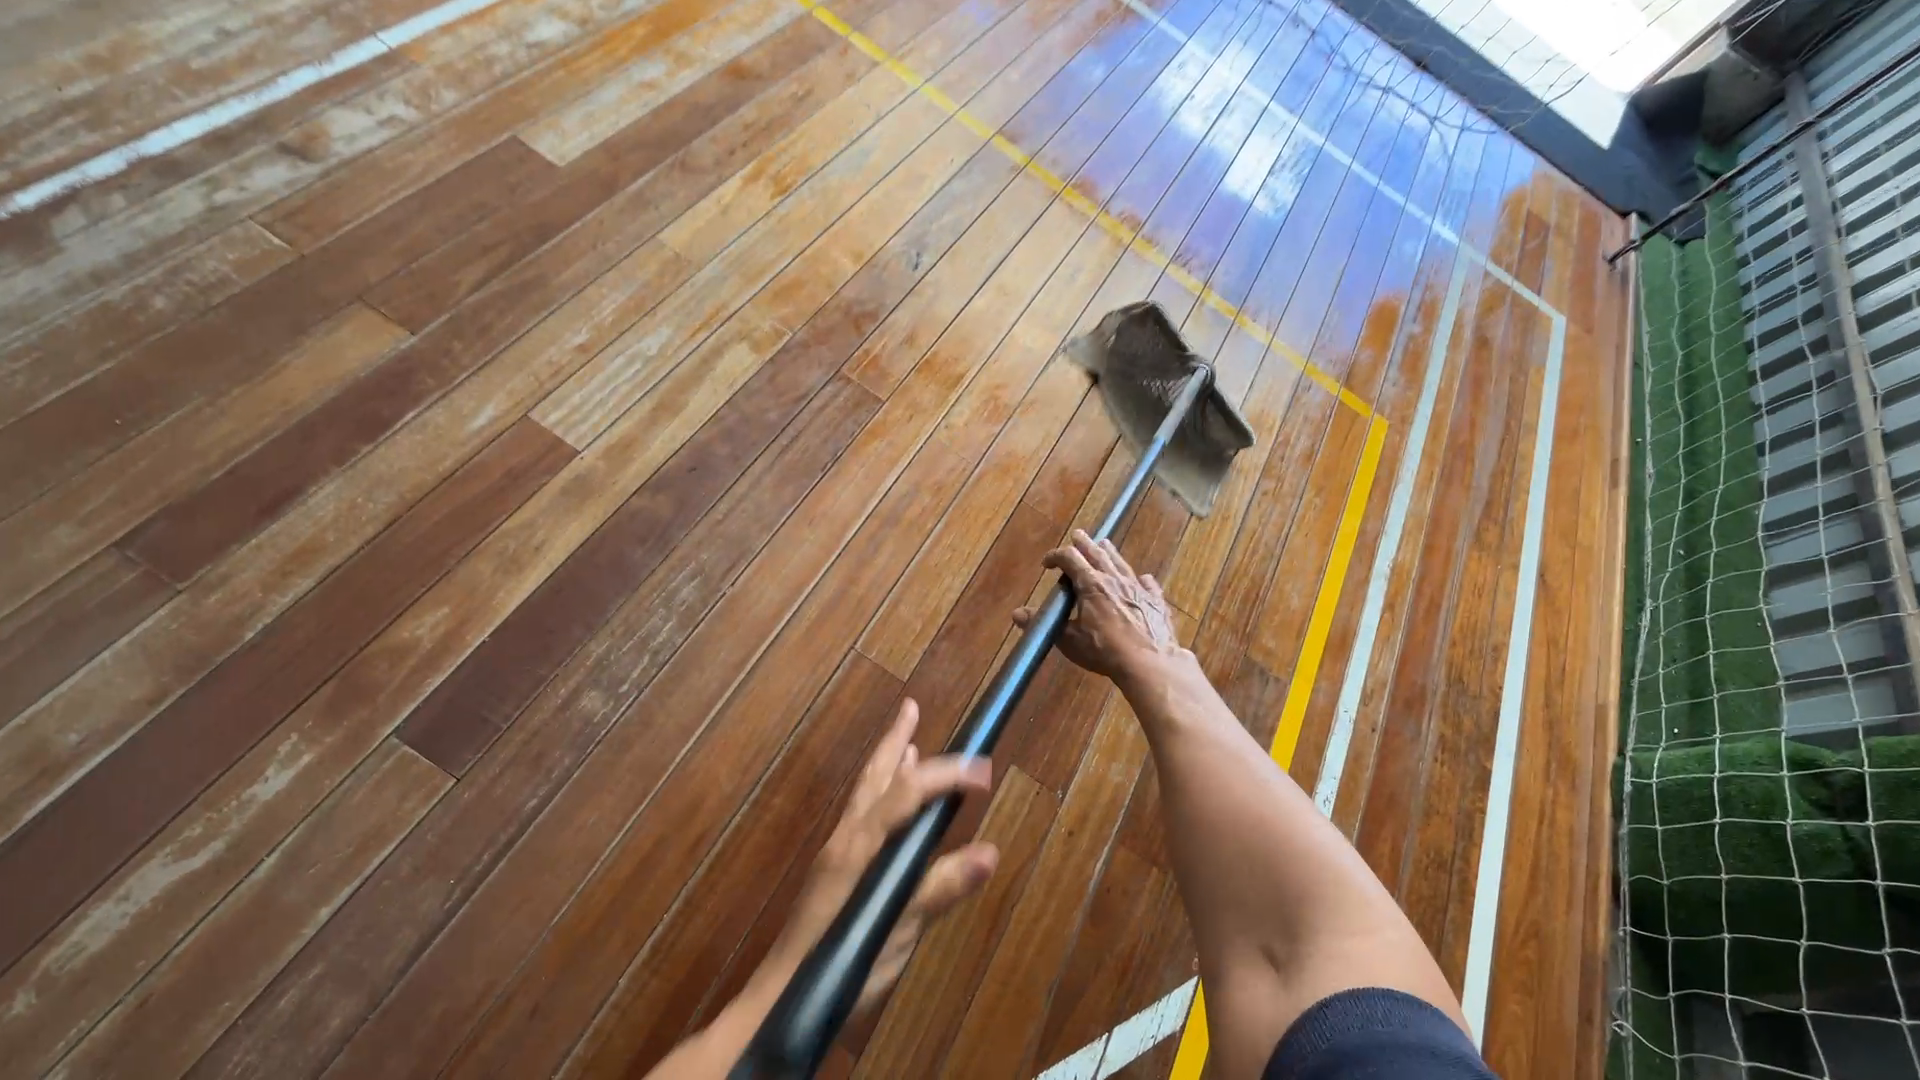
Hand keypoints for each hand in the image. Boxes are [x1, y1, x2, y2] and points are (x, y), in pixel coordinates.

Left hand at [771, 696, 998, 1013]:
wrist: (783, 999)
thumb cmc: (839, 964)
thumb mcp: (897, 930)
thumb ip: (939, 890)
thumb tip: (990, 852)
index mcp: (858, 846)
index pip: (906, 794)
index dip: (945, 776)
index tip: (983, 770)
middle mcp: (845, 838)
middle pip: (874, 778)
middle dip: (894, 740)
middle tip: (911, 707)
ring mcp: (837, 853)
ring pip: (866, 793)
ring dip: (888, 762)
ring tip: (907, 740)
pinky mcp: (835, 871)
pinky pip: (864, 815)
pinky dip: (882, 794)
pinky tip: (890, 806)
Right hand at [1014, 529, 1182, 687]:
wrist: (1149, 663)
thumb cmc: (1104, 651)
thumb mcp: (1068, 640)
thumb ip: (1043, 624)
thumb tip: (1016, 614)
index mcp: (1091, 584)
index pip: (1070, 558)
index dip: (1056, 556)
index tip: (1047, 563)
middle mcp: (1114, 579)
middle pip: (1097, 553)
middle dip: (1084, 543)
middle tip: (1077, 535)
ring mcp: (1138, 588)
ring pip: (1121, 563)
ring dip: (1110, 553)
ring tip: (1105, 544)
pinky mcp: (1156, 602)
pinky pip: (1148, 584)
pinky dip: (1141, 579)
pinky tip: (1143, 578)